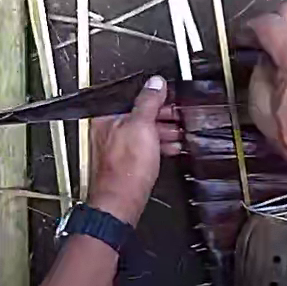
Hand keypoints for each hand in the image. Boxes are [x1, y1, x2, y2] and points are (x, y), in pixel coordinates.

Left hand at [88, 75, 182, 223]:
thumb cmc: (125, 168)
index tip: (171, 98)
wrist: (122, 202)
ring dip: (164, 130)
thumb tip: (155, 83)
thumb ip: (148, 101)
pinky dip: (159, 145)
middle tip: (179, 116)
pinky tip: (171, 147)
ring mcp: (118, 147)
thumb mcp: (142, 125)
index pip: (133, 97)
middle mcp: (109, 130)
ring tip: (179, 132)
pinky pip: (146, 147)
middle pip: (140, 114)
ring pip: (144, 131)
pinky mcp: (127, 162)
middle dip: (162, 115)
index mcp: (107, 116)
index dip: (155, 96)